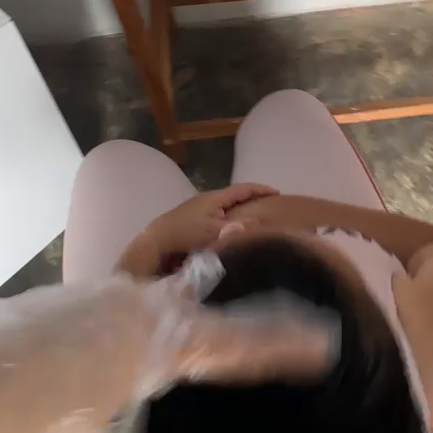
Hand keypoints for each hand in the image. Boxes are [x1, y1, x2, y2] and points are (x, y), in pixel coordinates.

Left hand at [0, 256, 337, 432]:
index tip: (327, 341)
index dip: (283, 344)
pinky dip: (159, 320)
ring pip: (163, 300)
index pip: (232, 341)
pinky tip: (153, 347)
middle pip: (203, 309)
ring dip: (200, 319)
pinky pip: (128, 304)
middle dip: (248, 323)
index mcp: (139, 344)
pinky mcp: (56, 305)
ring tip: (230, 344)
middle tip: (288, 342)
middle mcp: (121, 306)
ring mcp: (84, 298)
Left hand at [139, 183, 276, 255]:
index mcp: (214, 197)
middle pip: (233, 196)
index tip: (277, 192)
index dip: (260, 190)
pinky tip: (230, 230)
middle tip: (267, 206)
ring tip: (252, 218)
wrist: (155, 243)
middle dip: (250, 199)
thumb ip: (237, 227)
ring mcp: (197, 210)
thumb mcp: (214, 232)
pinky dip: (228, 219)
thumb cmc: (185, 234)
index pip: (242, 189)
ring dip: (238, 210)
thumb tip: (259, 222)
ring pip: (224, 207)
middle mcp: (206, 199)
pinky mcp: (191, 221)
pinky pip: (216, 216)